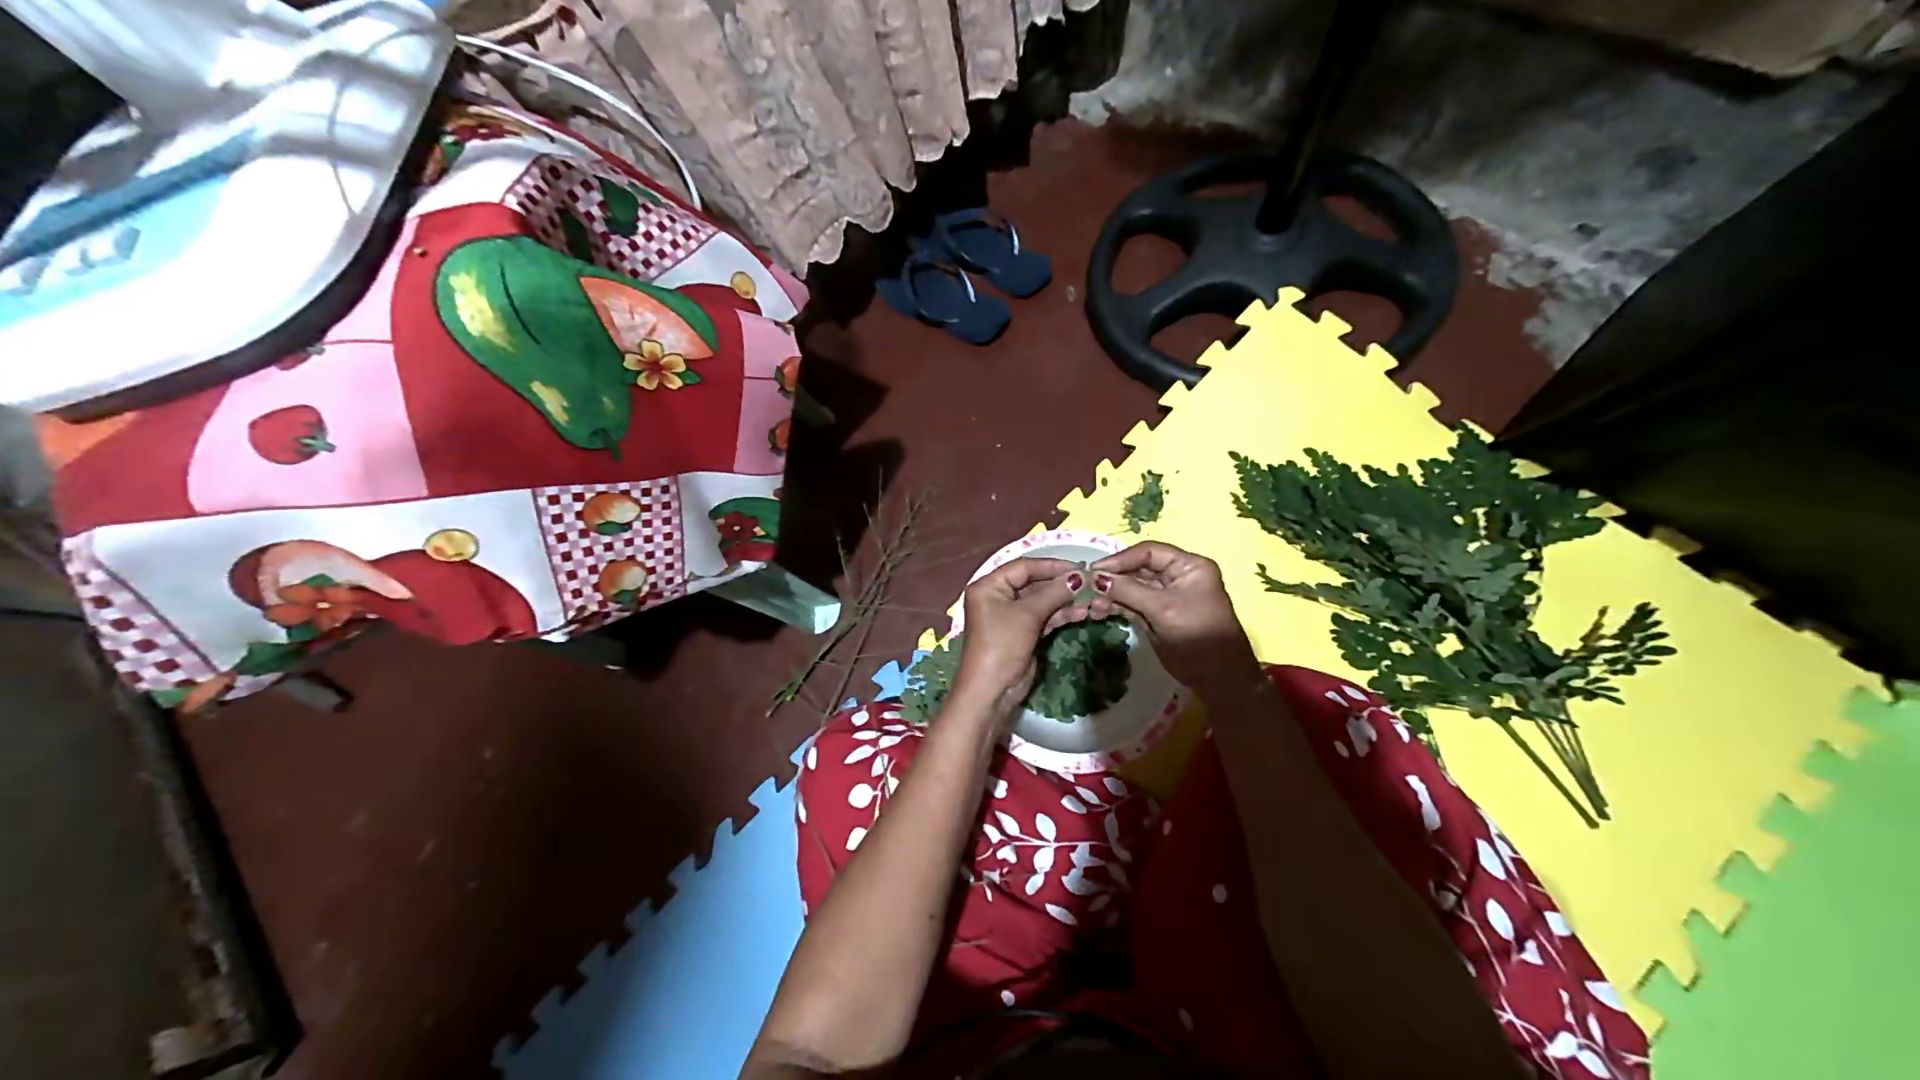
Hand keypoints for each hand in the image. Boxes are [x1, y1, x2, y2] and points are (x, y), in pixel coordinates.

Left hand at [954, 558, 1089, 726]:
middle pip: (1034, 583)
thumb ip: (1054, 592)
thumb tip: (1080, 576)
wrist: (992, 690)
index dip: (1052, 566)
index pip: (1023, 567)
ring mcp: (1010, 615)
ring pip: (1041, 601)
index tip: (1079, 567)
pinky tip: (1082, 613)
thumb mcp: (1028, 615)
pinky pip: (1043, 616)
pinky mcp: (1022, 632)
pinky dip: (1061, 614)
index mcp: (989, 586)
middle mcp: (998, 596)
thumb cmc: (1003, 645)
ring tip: (1091, 599)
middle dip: (1061, 584)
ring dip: (1065, 600)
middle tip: (1089, 583)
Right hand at [1088, 541, 1265, 703]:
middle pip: (1137, 569)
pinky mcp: (1155, 615)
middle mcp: (1176, 576)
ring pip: (1131, 588)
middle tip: (1086, 588)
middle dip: (1112, 579)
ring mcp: (1165, 596)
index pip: (1148, 552)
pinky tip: (1098, 612)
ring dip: (1110, 595)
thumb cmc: (1197, 636)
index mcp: (1188, 566)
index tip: (1094, 571)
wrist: (1217, 678)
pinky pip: (1131, 604)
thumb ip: (1128, 591)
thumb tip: (1095, 578)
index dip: (1120, 559)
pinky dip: (1115, 607)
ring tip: (1091, 606)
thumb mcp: (1163, 609)